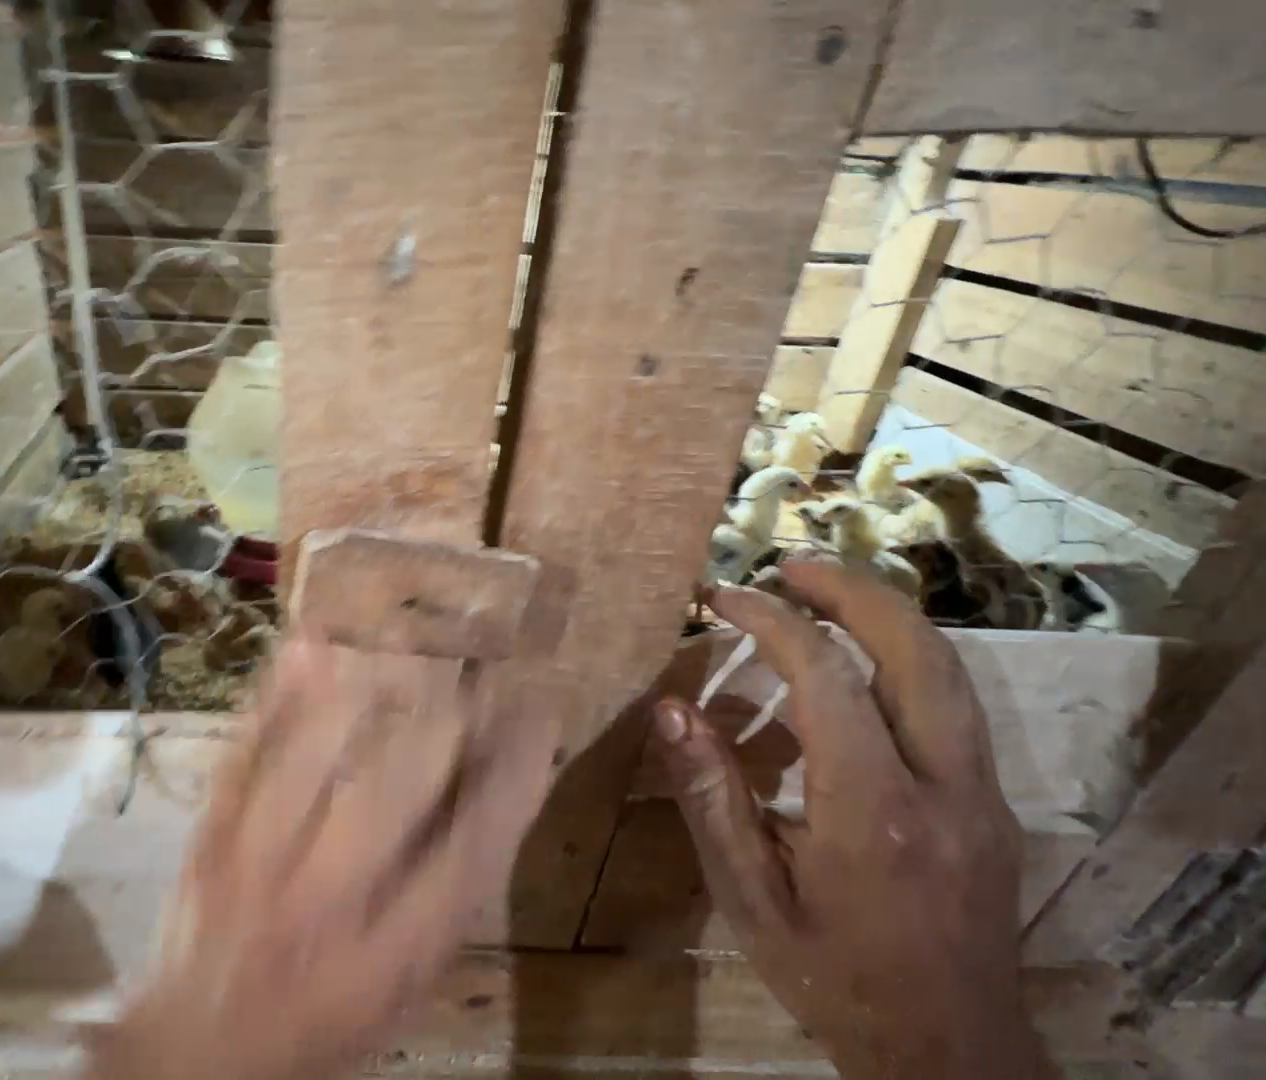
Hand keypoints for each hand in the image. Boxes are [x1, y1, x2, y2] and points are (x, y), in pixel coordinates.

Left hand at [89, 637, 557, 1079]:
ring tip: (399, 632)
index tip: (539, 715)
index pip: (469, 849)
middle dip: (443, 722)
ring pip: (312, 756)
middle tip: (477, 672)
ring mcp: (255, 859)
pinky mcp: (209, 832)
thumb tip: (490, 803)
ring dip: (360, 688)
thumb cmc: (319, 1023)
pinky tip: (303, 645)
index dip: (514, 774)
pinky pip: (243, 751)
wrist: (191, 1049)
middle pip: (391, 792)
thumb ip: (446, 904)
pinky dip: (274, 693)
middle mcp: (323, 899)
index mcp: (387, 952)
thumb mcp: (403, 990)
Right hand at [656, 560, 1058, 1079]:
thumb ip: (710, 798)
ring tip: (820, 591)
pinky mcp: (992, 803)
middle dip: (852, 592)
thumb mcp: (749, 896)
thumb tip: (670, 711)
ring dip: (885, 616)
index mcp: (874, 812)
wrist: (950, 1051)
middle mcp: (945, 787)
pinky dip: (904, 658)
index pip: (828, 680)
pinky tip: (858, 661)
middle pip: (920, 653)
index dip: (773, 622)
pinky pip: (954, 704)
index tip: (723, 597)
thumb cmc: (831, 974)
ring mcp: (982, 793)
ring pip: (952, 672)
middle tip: (789, 564)